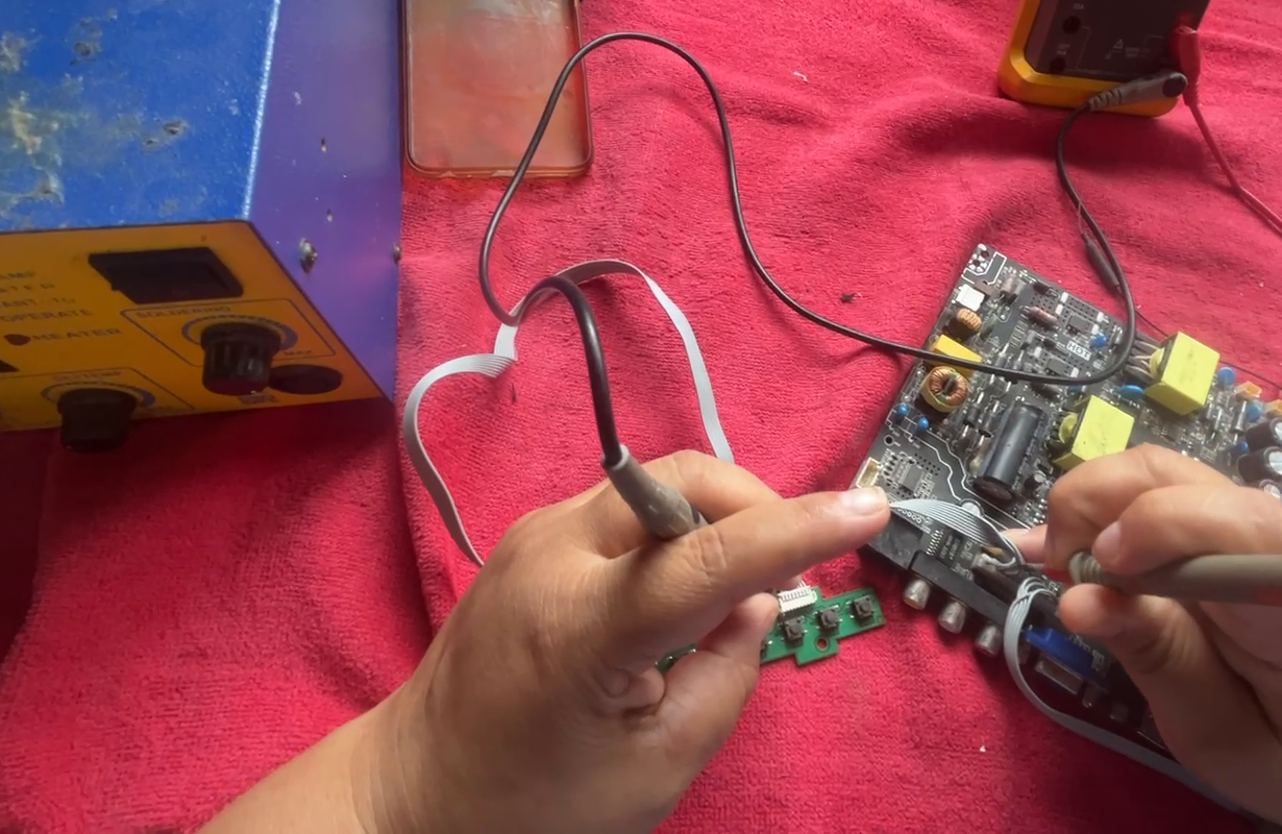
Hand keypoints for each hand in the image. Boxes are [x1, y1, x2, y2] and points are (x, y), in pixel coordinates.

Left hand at [364, 451, 889, 832]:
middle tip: (783, 563)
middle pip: (682, 479)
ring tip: (723, 585)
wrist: (413, 784)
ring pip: (660, 480)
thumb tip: (758, 595)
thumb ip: (726, 675)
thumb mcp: (654, 769)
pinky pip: (633, 500)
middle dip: (753, 503)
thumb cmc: (534, 803)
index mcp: (582, 628)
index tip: (867, 508)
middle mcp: (555, 550)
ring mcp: (540, 527)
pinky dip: (677, 526)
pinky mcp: (537, 526)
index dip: (795, 528)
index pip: (707, 557)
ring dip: (716, 514)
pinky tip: (673, 584)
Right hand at [1009, 445, 1281, 833]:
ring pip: (1149, 469)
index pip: (1242, 523)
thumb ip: (1157, 660)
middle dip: (1089, 504)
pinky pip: (1148, 490)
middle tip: (1060, 569)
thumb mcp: (1221, 738)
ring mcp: (1252, 525)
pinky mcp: (1224, 524)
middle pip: (1170, 474)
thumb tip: (1075, 599)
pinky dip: (1095, 510)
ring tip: (1067, 564)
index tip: (1095, 569)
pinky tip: (1070, 550)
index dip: (1157, 525)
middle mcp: (1280, 544)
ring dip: (1086, 504)